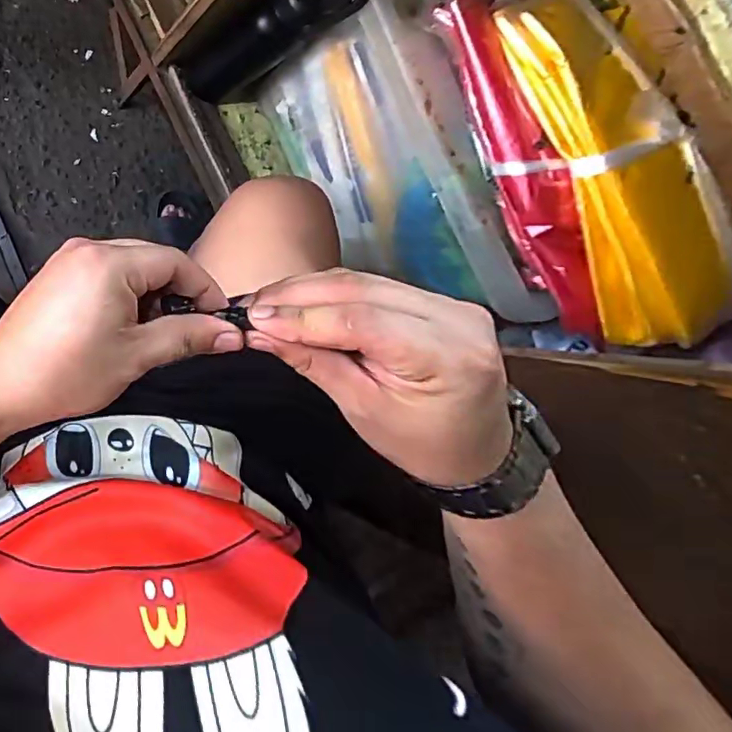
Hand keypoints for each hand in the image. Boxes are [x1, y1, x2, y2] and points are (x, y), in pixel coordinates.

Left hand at [0, 239, 243, 435]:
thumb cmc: (60, 372)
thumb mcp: (135, 356)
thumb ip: (186, 337)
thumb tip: (227, 333)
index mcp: (109, 262)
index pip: (176, 261)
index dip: (204, 290)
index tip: (218, 319)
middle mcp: (87, 250)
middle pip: (153, 259)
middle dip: (177, 294)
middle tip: (188, 331)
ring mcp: (68, 260)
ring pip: (129, 267)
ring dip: (150, 296)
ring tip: (150, 336)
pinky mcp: (56, 275)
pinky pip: (103, 273)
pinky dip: (123, 295)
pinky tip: (122, 328)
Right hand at [243, 270, 510, 486]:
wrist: (479, 452)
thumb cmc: (421, 443)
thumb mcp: (361, 409)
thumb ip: (313, 363)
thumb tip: (261, 332)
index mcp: (446, 355)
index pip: (361, 319)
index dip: (302, 316)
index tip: (255, 318)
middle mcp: (455, 317)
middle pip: (360, 289)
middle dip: (298, 294)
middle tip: (252, 305)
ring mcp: (450, 302)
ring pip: (362, 280)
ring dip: (308, 288)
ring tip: (266, 300)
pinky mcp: (438, 298)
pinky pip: (373, 284)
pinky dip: (330, 290)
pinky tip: (297, 297)